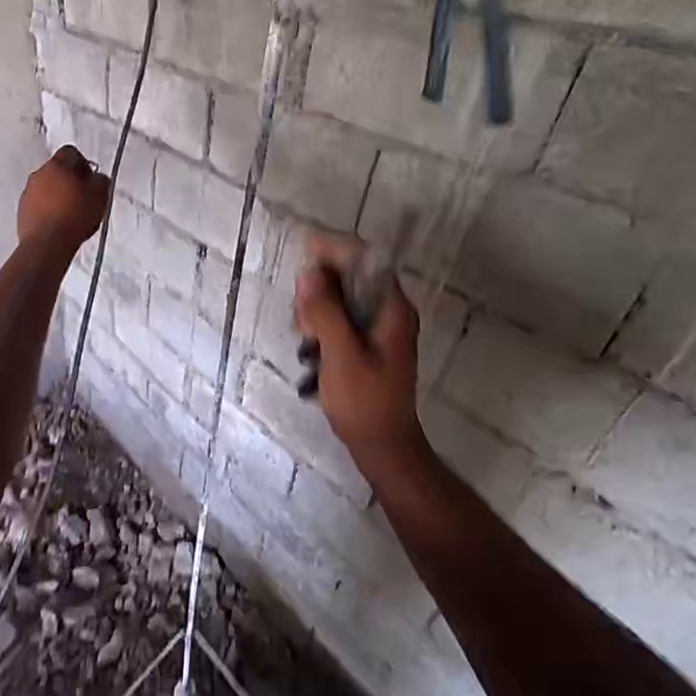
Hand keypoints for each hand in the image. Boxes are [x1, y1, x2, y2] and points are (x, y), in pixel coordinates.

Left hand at [18, 145, 111, 257]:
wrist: (47, 244)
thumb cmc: (73, 217)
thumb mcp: (100, 196)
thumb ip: (101, 181)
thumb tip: (99, 179)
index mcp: (57, 165)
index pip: (71, 152)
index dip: (84, 164)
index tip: (91, 178)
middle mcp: (39, 175)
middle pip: (57, 169)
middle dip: (71, 180)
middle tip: (84, 196)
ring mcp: (28, 193)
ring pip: (47, 187)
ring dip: (59, 195)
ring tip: (73, 213)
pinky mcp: (23, 211)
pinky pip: (38, 204)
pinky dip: (49, 209)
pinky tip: (61, 223)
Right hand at [294, 234, 425, 468]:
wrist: (382, 446)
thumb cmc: (365, 402)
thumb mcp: (341, 355)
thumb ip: (325, 312)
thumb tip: (309, 273)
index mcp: (392, 308)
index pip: (365, 259)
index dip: (334, 249)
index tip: (303, 249)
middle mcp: (388, 310)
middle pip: (349, 276)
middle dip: (320, 290)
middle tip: (304, 324)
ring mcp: (377, 326)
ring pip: (339, 297)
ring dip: (317, 311)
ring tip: (307, 343)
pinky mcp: (366, 341)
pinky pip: (339, 317)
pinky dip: (321, 325)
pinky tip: (312, 352)